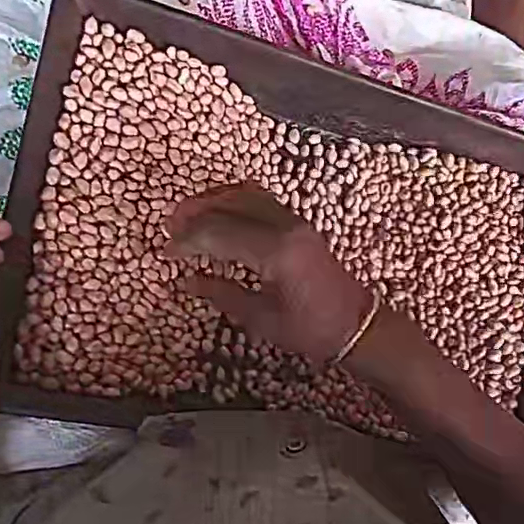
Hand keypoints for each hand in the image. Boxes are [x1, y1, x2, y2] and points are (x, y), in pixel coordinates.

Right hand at [163, 184, 372, 361]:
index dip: (187, 240)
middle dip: (195, 214)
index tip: (167, 251)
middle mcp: (286, 227)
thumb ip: (223, 294)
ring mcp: (296, 221)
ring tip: (188, 217)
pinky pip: (261, 199)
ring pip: (246, 193)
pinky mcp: (300, 223)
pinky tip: (219, 216)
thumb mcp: (261, 319)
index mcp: (276, 252)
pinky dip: (234, 201)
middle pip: (229, 205)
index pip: (218, 233)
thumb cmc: (311, 330)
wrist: (356, 325)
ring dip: (213, 200)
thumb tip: (188, 280)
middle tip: (170, 228)